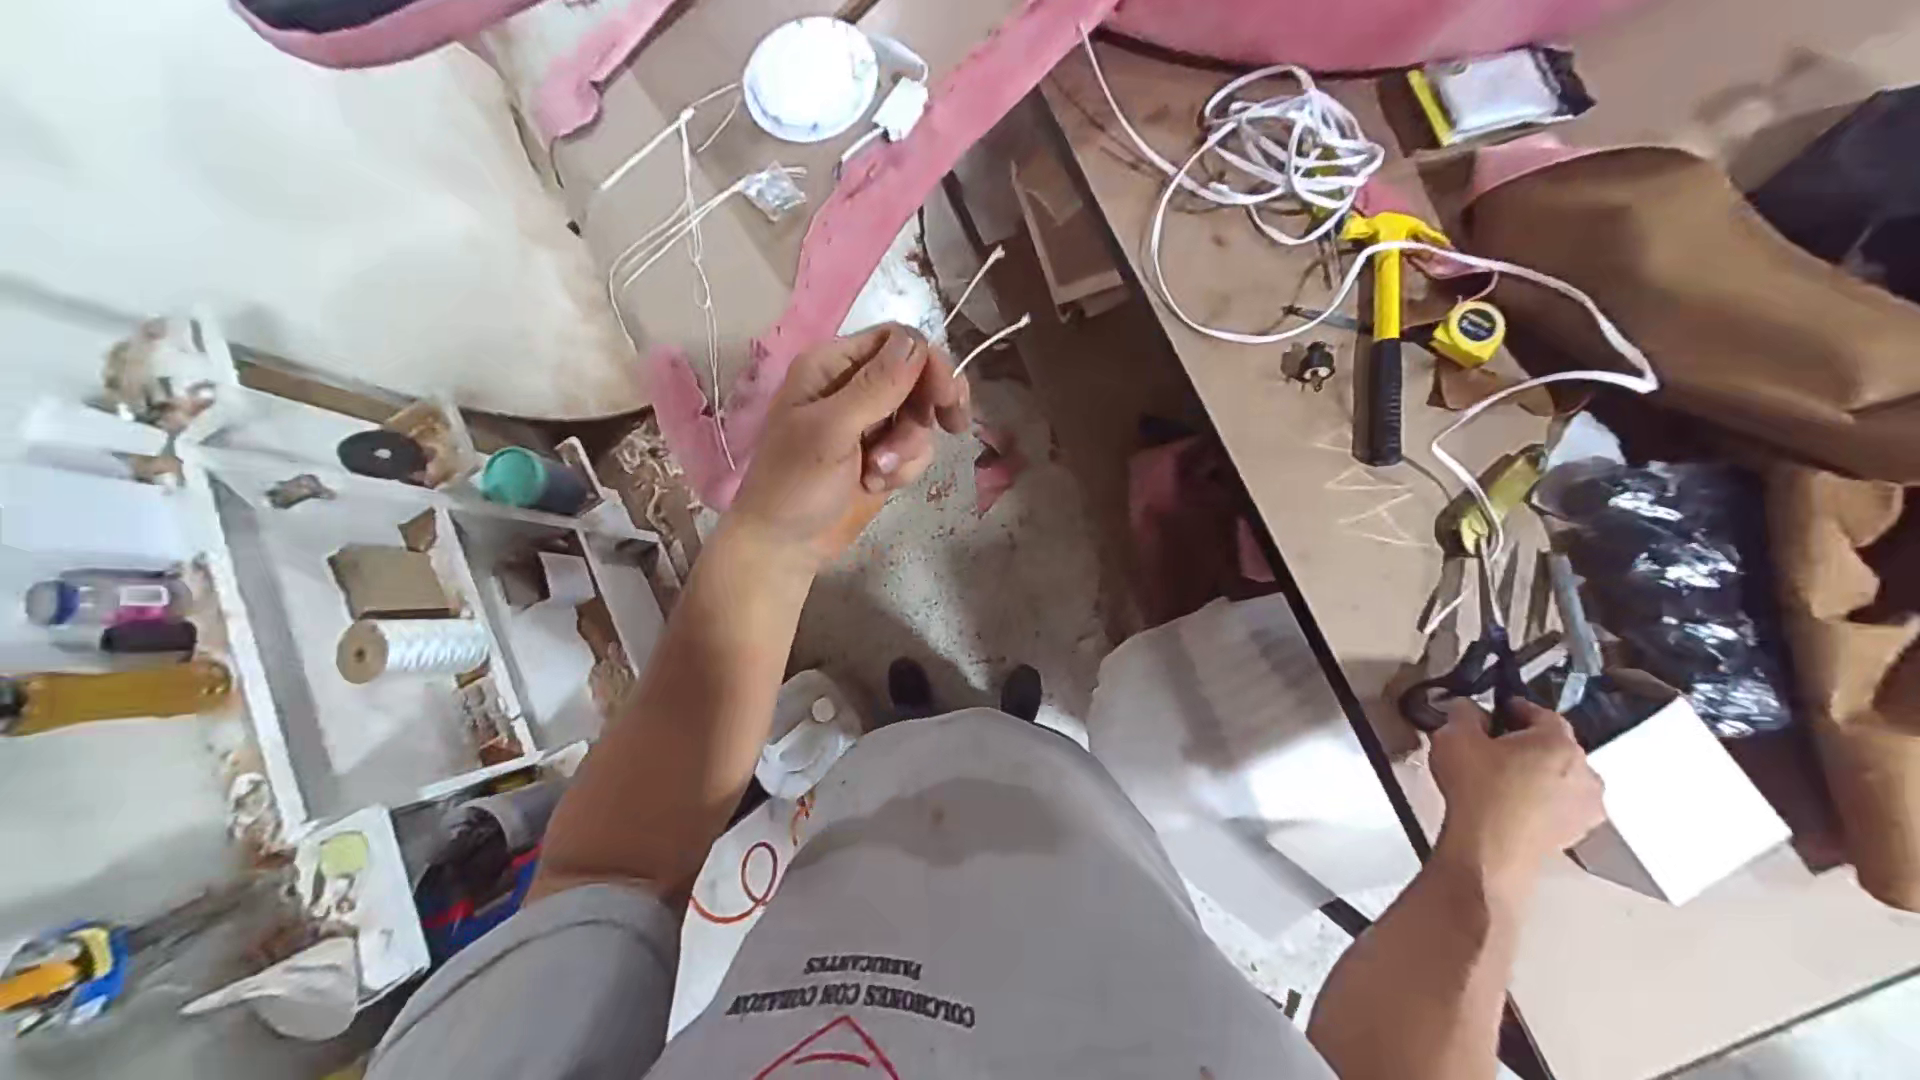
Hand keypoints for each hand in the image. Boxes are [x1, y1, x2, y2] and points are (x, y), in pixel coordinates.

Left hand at [726, 324, 969, 570]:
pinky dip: (905, 468)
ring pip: (921, 415)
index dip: (927, 362)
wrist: (786, 545)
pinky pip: (917, 448)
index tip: (943, 396)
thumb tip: (919, 344)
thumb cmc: (795, 484)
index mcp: (832, 366)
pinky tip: (877, 486)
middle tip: (950, 424)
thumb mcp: (831, 431)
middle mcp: (855, 387)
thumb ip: (875, 387)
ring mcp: (871, 422)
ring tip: (877, 473)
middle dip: (927, 406)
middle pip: (918, 374)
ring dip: (909, 447)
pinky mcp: (884, 455)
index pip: (897, 340)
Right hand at [1429, 699, 1604, 901]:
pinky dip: (1539, 800)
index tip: (1498, 710)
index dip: (1516, 709)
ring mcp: (1586, 805)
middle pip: (1554, 746)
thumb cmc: (1477, 791)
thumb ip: (1462, 713)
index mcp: (1559, 743)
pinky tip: (1508, 803)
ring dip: (1536, 773)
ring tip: (1498, 779)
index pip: (1542, 713)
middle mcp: (1584, 772)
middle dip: (1525, 743)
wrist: (1490, 848)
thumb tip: (1467, 708)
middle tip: (1491, 746)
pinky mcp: (1578, 831)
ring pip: (1560, 776)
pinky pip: (1559, 804)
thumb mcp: (1453, 737)